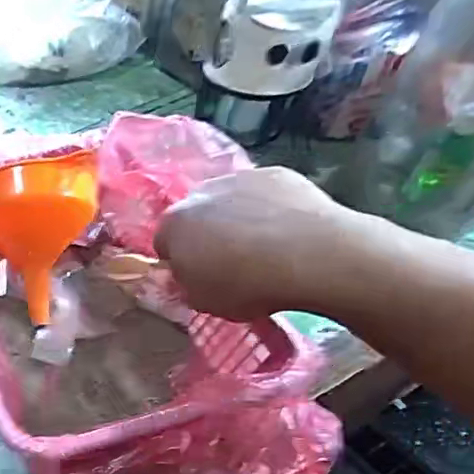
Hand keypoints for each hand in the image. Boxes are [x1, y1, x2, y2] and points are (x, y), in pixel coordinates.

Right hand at [156, 167, 391, 319]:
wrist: (311, 256)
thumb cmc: (246, 285)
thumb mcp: (203, 302)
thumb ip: (186, 285)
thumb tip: (187, 275)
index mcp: (174, 225)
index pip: (163, 243)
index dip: (177, 262)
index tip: (196, 278)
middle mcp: (200, 193)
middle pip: (194, 216)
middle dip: (204, 235)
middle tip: (227, 263)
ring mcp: (240, 177)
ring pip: (228, 201)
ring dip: (235, 219)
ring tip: (261, 248)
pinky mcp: (276, 172)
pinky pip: (262, 193)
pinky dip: (267, 208)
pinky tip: (284, 231)